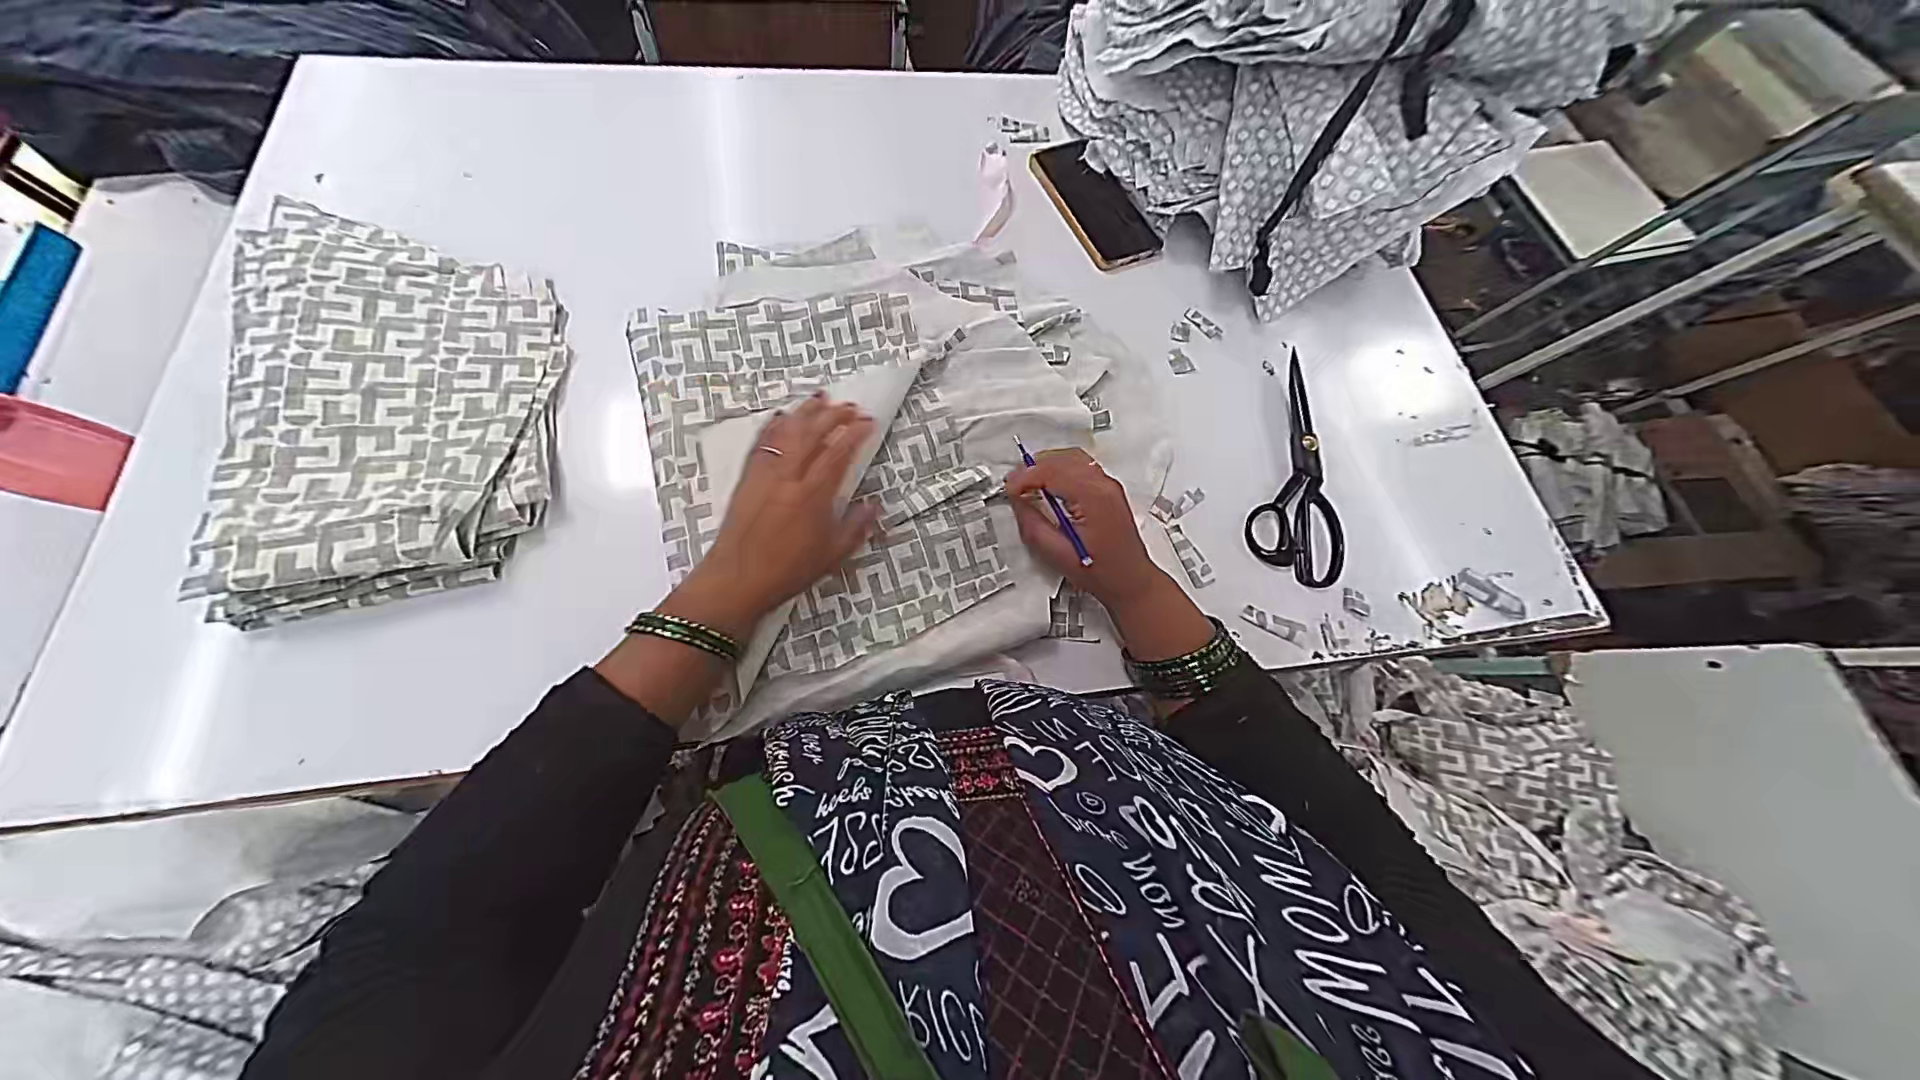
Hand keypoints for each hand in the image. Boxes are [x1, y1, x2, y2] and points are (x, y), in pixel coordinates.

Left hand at [664, 393, 879, 639]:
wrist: (737, 579)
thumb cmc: (786, 571)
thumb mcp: (832, 554)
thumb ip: (856, 526)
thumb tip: (873, 506)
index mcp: (812, 495)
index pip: (838, 452)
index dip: (855, 433)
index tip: (867, 422)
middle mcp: (788, 477)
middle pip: (813, 434)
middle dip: (833, 415)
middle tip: (849, 406)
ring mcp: (765, 475)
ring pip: (787, 432)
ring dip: (805, 412)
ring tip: (820, 399)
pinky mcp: (748, 479)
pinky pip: (762, 443)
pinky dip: (773, 426)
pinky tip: (781, 417)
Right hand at [1004, 449, 1211, 660]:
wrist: (1130, 581)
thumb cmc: (1103, 573)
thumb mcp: (1058, 553)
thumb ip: (1033, 524)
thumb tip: (1018, 502)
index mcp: (1094, 498)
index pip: (1052, 472)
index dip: (1025, 477)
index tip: (1010, 489)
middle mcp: (1105, 486)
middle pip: (1062, 459)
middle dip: (1033, 468)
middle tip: (1014, 485)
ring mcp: (1109, 485)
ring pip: (1072, 458)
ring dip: (1046, 467)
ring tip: (1028, 484)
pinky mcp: (1108, 490)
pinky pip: (1080, 466)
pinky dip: (1060, 470)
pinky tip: (1048, 486)